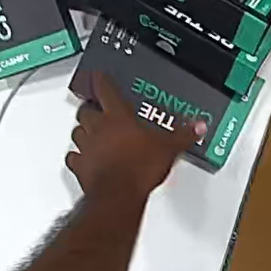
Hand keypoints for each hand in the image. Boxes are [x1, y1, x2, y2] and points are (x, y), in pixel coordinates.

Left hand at [67, 73, 203, 202]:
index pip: (105, 90)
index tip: (98, 76)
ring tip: (88, 131)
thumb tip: (197, 126)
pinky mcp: (80, 167)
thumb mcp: (169, 148)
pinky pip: (73, 158)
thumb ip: (183, 135)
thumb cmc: (139, 168)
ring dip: (82, 130)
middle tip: (95, 107)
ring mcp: (87, 148)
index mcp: (118, 117)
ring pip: (76, 132)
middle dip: (90, 108)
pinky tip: (81, 158)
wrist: (119, 194)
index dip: (101, 80)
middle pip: (85, 110)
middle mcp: (98, 129)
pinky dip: (77, 157)